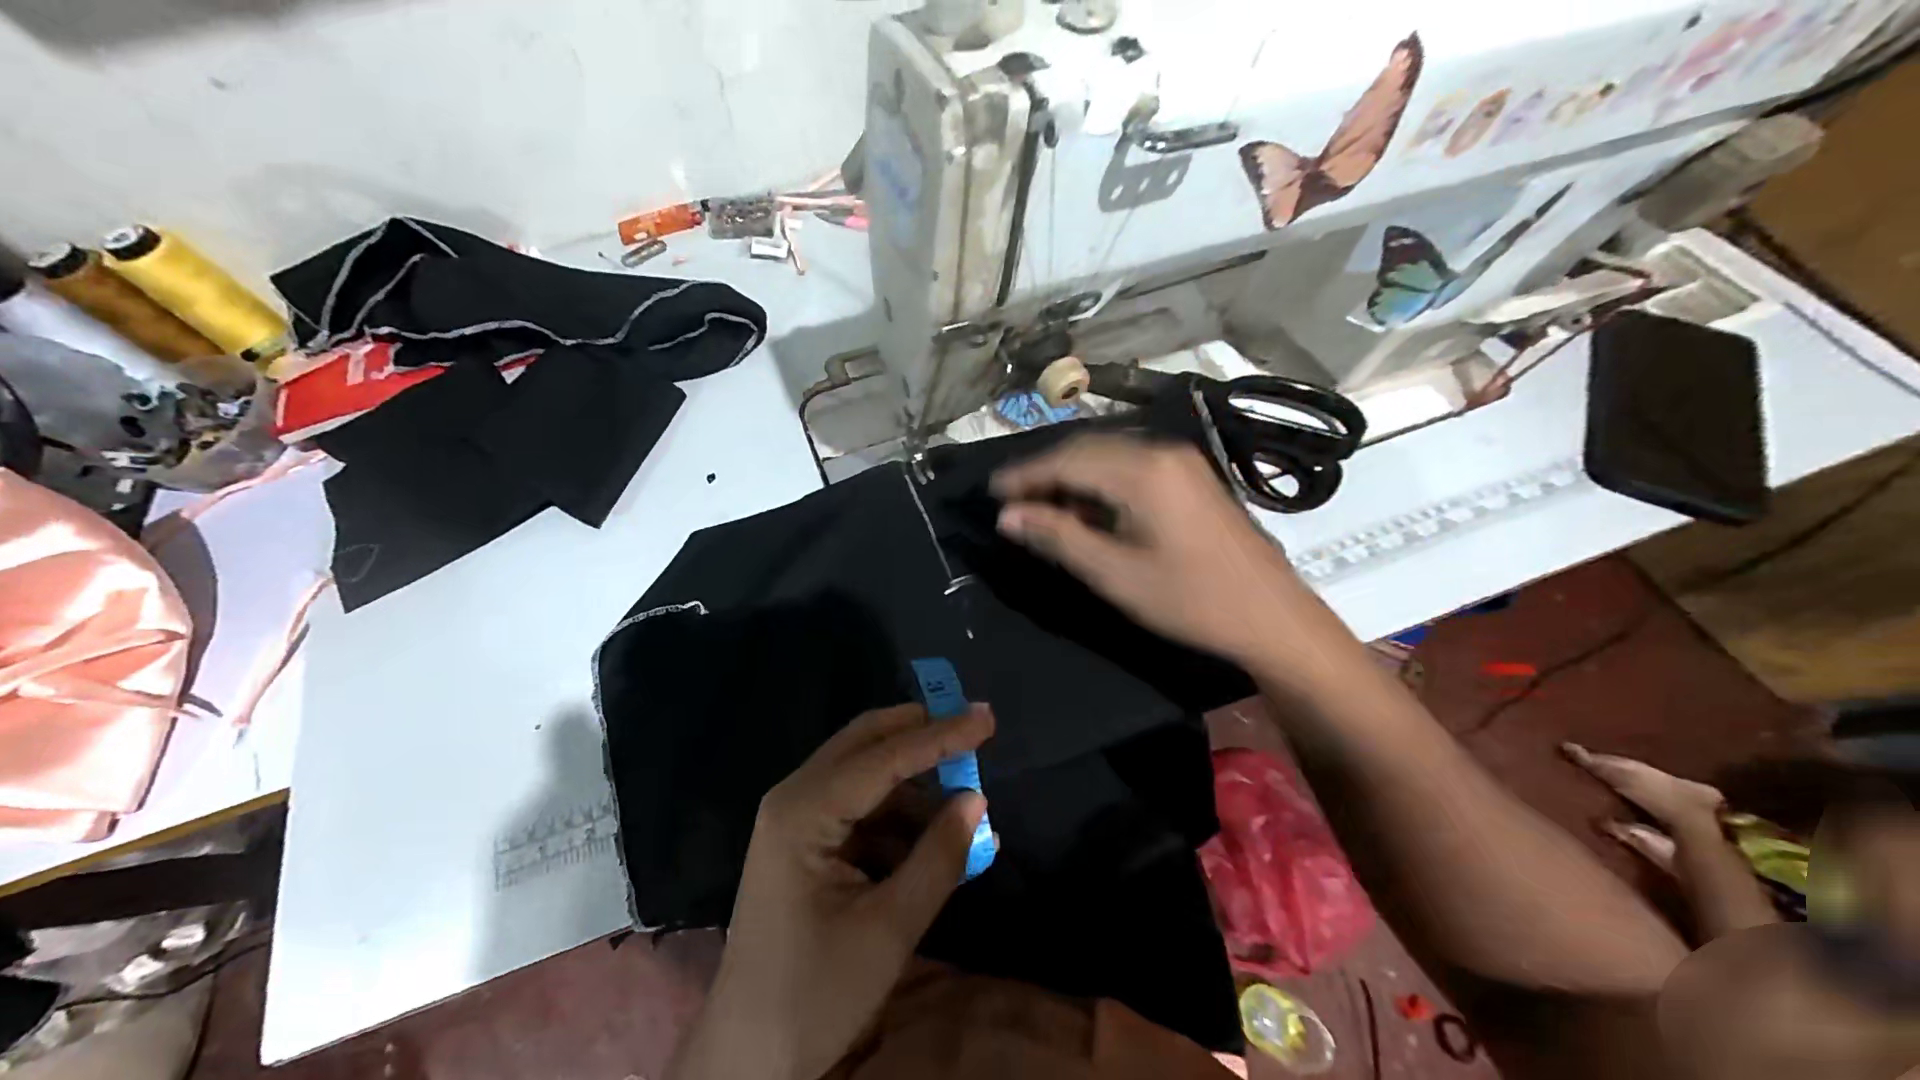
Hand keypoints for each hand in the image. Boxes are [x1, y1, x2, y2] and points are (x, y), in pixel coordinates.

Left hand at [669, 703, 993, 1079]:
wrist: (747, 1055)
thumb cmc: (815, 994)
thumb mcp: (889, 928)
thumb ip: (938, 857)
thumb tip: (977, 798)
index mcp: (803, 812)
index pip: (883, 756)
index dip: (940, 734)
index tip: (988, 717)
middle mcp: (793, 799)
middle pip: (865, 743)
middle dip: (921, 734)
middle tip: (975, 729)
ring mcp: (794, 818)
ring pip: (864, 774)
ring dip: (914, 785)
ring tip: (963, 809)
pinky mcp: (803, 842)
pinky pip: (858, 808)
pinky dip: (897, 816)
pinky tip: (932, 842)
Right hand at [991, 434, 1314, 666]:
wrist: (1272, 616)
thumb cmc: (1190, 599)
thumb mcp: (1115, 574)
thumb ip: (1059, 537)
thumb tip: (1008, 516)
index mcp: (1142, 471)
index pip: (1067, 460)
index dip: (1024, 475)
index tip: (991, 492)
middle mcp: (1162, 452)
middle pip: (1087, 450)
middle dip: (1045, 472)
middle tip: (1011, 501)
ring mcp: (1182, 462)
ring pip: (1109, 456)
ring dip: (1072, 476)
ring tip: (1041, 505)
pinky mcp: (1192, 478)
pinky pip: (1132, 467)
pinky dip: (1100, 482)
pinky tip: (1087, 507)